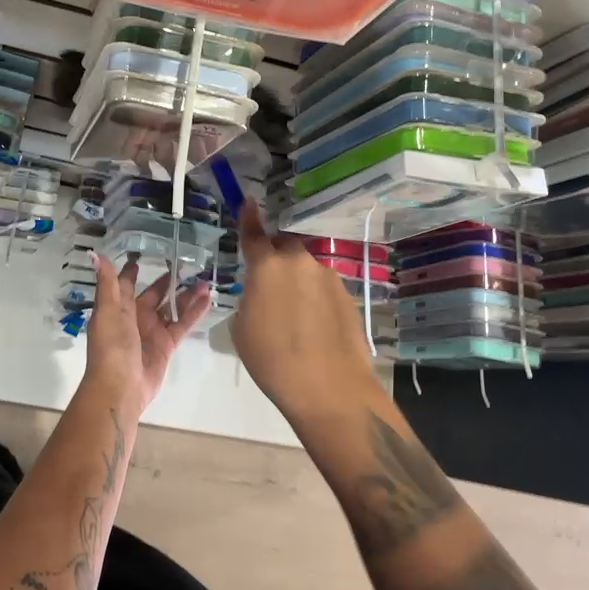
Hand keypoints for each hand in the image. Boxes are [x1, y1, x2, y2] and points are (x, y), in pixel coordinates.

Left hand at [84, 252, 213, 412]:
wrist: (121, 386)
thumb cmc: (111, 344)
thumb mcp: (108, 310)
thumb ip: (107, 283)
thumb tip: (96, 254)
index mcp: (118, 307)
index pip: (127, 284)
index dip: (134, 270)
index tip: (146, 253)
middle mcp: (136, 317)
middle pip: (155, 294)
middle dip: (169, 281)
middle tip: (188, 264)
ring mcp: (152, 331)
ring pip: (172, 308)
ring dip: (187, 295)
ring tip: (205, 280)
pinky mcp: (167, 345)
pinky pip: (182, 324)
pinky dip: (194, 312)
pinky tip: (207, 299)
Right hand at [231, 201, 385, 429]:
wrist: (330, 387)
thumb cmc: (273, 360)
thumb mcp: (242, 328)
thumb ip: (250, 297)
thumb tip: (263, 292)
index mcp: (266, 266)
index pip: (253, 234)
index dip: (248, 219)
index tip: (249, 202)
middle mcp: (298, 262)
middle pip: (283, 247)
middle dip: (274, 257)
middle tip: (267, 285)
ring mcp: (327, 276)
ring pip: (304, 268)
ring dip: (296, 281)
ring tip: (292, 316)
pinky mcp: (346, 293)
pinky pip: (321, 286)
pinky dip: (313, 297)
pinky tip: (312, 326)